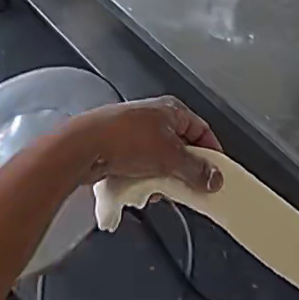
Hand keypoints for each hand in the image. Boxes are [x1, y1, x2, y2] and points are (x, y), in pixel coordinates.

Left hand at [64, 96, 221, 192]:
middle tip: (188, 186)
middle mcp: (155, 117)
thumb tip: (213, 178)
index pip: (202, 130)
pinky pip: (140, 166)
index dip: (211, 152)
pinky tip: (138, 189)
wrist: (82, 147)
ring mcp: (135, 132)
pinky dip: (143, 179)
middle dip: (184, 169)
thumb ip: (195, 170)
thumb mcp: (170, 157)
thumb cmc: (124, 139)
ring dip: (162, 177)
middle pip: (181, 146)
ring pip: (160, 159)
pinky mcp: (118, 148)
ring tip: (157, 190)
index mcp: (172, 110)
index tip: (216, 173)